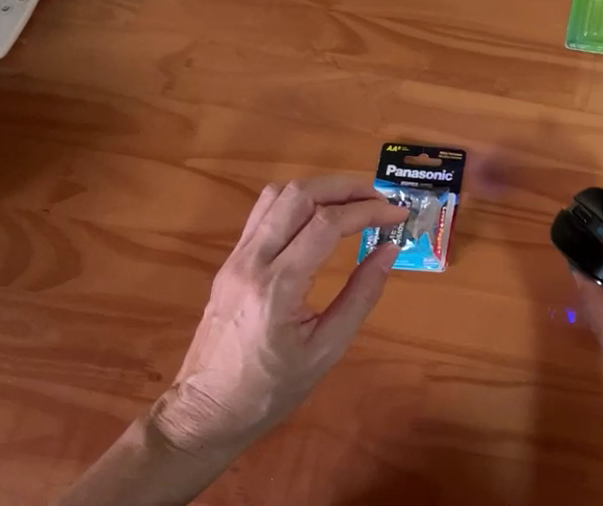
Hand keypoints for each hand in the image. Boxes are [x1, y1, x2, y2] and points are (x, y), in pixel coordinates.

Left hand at [150, 177, 406, 457]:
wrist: (203, 414)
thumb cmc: (269, 390)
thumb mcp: (326, 350)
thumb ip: (361, 295)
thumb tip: (390, 249)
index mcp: (277, 287)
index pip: (327, 223)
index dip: (369, 210)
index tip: (399, 214)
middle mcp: (252, 262)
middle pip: (300, 194)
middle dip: (347, 187)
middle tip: (380, 200)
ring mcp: (236, 258)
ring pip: (279, 194)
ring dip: (322, 189)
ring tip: (354, 203)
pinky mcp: (230, 261)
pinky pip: (265, 211)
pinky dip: (300, 201)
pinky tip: (321, 217)